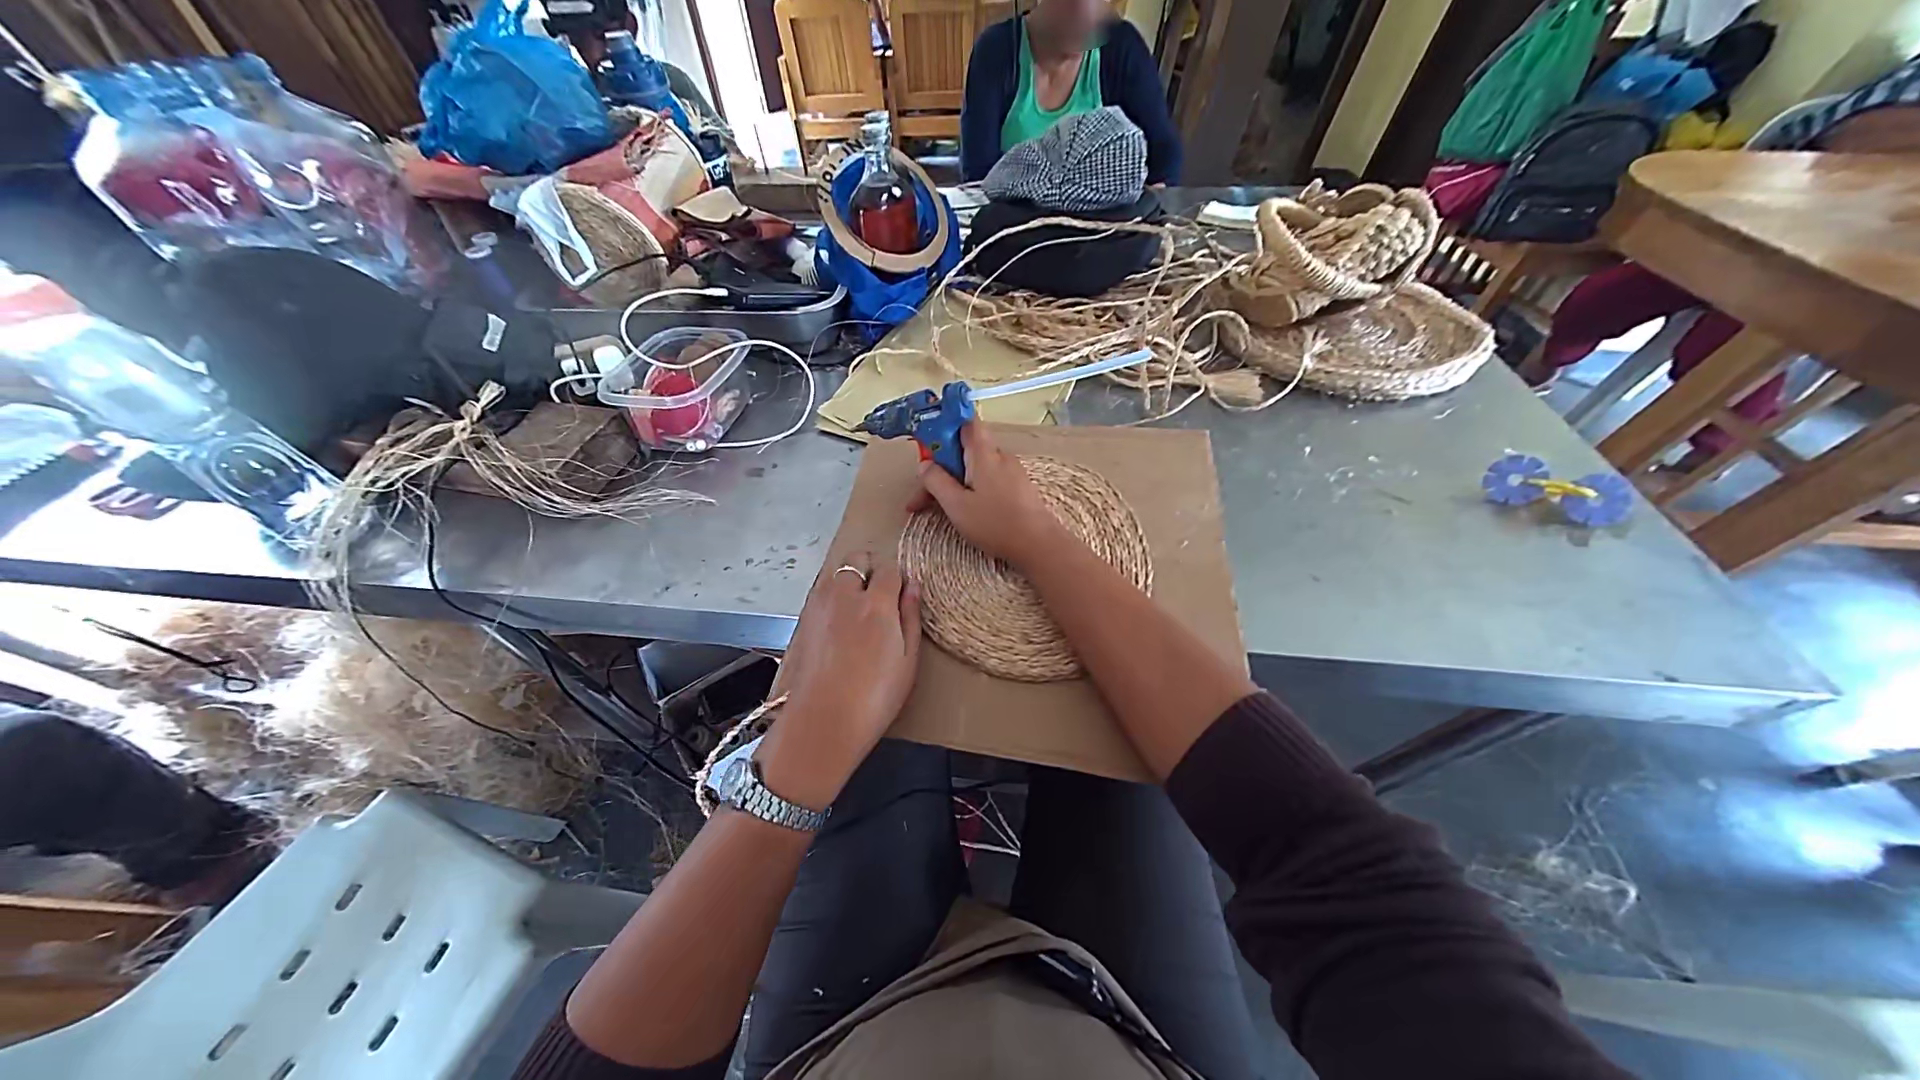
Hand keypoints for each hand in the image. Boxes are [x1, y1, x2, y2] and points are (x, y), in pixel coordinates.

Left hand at [756, 551, 921, 808]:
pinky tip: (841, 627)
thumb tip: (913, 588)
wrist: (823, 721)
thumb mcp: (908, 659)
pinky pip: (821, 594)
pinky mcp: (803, 621)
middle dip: (870, 570)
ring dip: (849, 581)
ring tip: (860, 613)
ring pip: (836, 573)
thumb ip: (911, 616)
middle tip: (881, 598)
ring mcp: (819, 606)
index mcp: (876, 603)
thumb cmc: (872, 697)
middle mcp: (844, 596)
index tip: (903, 599)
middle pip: (857, 559)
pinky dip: (832, 598)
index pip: (890, 569)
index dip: (899, 581)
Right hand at [908, 421, 1066, 568]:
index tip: (928, 448)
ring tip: (940, 509)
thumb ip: (937, 481)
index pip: (965, 421)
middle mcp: (1000, 456)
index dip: (945, 427)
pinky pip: (989, 480)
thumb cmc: (995, 523)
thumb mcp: (956, 505)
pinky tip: (966, 512)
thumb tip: (925, 464)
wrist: (1038, 545)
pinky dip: (972, 490)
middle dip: (942, 469)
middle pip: (966, 450)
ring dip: (955, 483)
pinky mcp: (1019, 488)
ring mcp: (1012, 471)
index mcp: (983, 453)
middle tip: (922, 498)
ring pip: (976, 468)